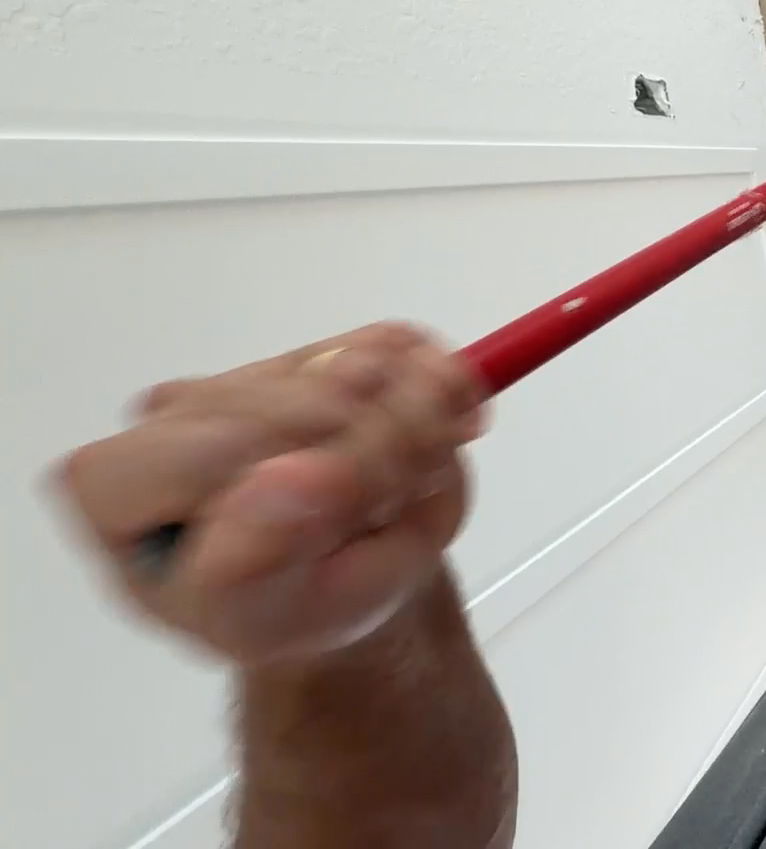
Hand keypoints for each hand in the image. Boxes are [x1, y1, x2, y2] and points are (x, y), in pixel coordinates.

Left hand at [51, 323, 487, 666]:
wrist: (361, 572)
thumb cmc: (304, 605)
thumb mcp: (270, 618)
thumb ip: (255, 560)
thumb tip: (291, 476)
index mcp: (126, 480)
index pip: (224, 440)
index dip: (320, 469)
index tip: (370, 513)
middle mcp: (181, 412)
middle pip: (308, 397)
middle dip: (384, 453)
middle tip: (397, 505)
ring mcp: (264, 370)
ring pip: (365, 360)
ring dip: (422, 424)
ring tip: (414, 478)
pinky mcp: (334, 349)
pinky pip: (404, 341)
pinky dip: (445, 387)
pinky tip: (445, 430)